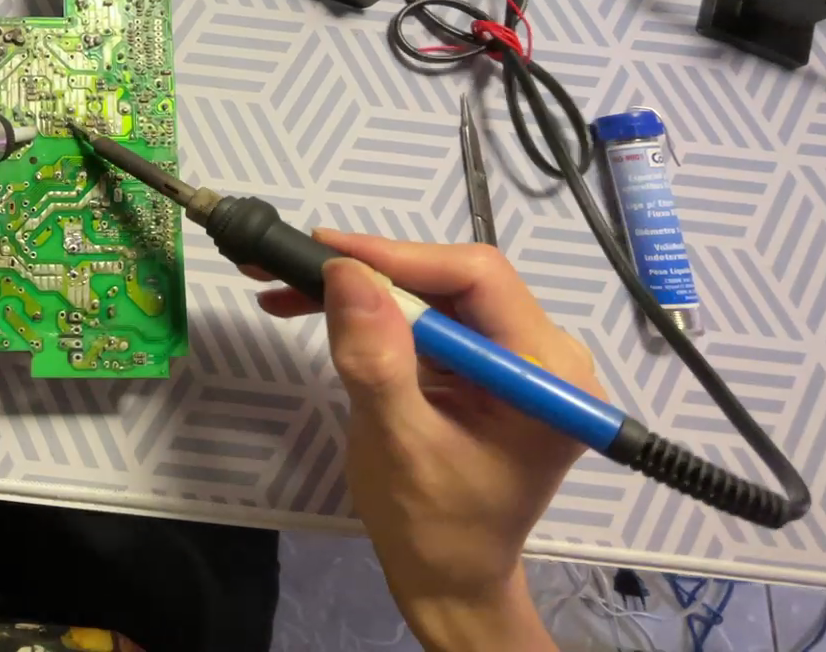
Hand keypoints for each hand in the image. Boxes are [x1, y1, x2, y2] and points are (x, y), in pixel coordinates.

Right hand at [257, 232, 598, 651]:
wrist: (443, 573)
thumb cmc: (430, 521)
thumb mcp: (397, 441)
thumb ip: (376, 359)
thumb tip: (345, 273)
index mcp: (546, 374)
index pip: (477, 278)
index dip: (398, 257)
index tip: (324, 252)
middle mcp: (535, 354)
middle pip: (446, 278)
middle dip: (364, 268)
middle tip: (290, 264)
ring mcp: (501, 357)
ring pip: (421, 291)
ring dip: (350, 287)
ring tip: (280, 285)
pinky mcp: (468, 364)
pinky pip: (411, 316)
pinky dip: (357, 311)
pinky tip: (302, 308)